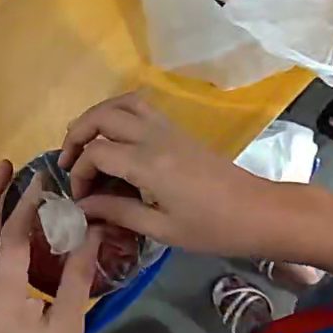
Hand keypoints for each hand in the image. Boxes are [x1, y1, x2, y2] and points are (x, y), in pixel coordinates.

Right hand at [59, 92, 305, 257]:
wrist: (263, 212)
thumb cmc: (215, 229)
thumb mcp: (163, 230)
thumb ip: (119, 212)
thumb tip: (83, 208)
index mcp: (148, 164)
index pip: (96, 153)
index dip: (79, 172)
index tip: (80, 198)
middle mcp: (154, 138)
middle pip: (101, 117)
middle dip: (76, 135)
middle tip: (68, 160)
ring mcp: (167, 129)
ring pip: (121, 103)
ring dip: (96, 116)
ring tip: (86, 140)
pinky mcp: (177, 130)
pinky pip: (140, 106)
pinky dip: (117, 113)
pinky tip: (114, 136)